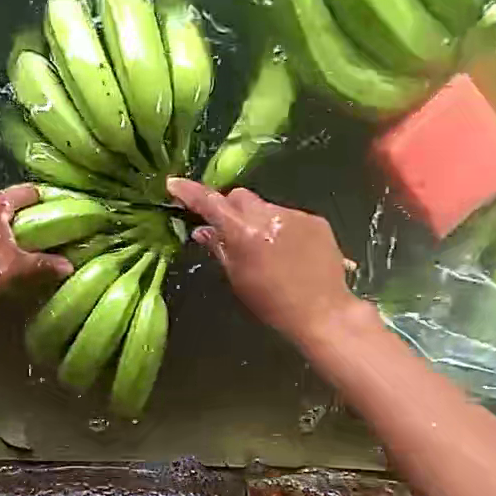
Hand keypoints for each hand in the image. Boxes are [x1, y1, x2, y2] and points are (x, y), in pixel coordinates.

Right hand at [168, 178, 361, 339]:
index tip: (174, 184)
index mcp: (245, 233)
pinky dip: (278, 226)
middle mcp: (270, 216)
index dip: (190, 192)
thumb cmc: (271, 303)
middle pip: (239, 196)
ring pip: (263, 205)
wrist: (322, 311)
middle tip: (226, 229)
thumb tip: (202, 231)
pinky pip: (286, 215)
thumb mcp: (237, 278)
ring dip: (254, 218)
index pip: (211, 204)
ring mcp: (295, 215)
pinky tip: (285, 250)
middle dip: (228, 207)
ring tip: (261, 246)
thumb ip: (219, 249)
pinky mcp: (315, 221)